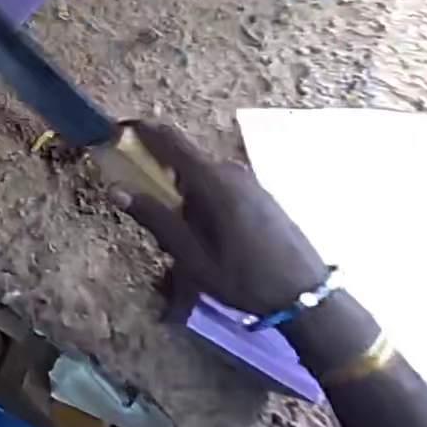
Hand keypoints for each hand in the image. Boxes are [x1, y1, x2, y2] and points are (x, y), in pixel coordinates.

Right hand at [111, 122, 330, 314]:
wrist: (309, 297)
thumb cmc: (245, 279)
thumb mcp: (193, 258)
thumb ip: (156, 219)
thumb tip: (117, 189)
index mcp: (213, 181)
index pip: (170, 139)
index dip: (141, 130)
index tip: (116, 130)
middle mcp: (231, 171)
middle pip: (183, 158)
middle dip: (159, 174)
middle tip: (149, 210)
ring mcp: (248, 180)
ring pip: (200, 174)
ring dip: (181, 192)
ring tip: (183, 236)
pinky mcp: (257, 192)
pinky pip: (217, 183)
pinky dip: (200, 197)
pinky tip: (207, 234)